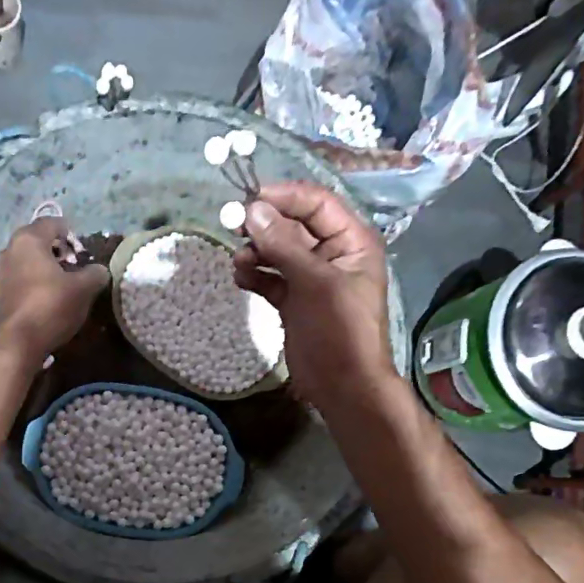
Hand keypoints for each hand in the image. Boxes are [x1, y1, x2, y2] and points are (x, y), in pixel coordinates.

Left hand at [0, 217, 108, 362]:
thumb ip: (95, 274)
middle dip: (57, 253)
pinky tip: (43, 303)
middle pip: (37, 242)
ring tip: (60, 289)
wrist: (15, 345)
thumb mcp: (83, 290)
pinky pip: (17, 282)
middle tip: (74, 271)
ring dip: (43, 270)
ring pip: (25, 262)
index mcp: (28, 240)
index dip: (71, 235)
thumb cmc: (50, 307)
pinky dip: (31, 285)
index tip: (83, 254)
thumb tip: (100, 271)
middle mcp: (8, 250)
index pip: (53, 223)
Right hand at [233, 182, 394, 408]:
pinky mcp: (293, 301)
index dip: (284, 197)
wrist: (343, 385)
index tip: (249, 200)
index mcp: (351, 241)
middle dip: (264, 225)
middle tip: (232, 227)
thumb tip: (252, 211)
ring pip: (277, 252)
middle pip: (293, 225)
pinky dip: (254, 276)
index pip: (316, 203)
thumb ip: (283, 246)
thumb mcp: (315, 283)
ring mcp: (310, 279)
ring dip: (256, 252)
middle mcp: (331, 254)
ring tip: (239, 262)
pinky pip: (270, 279)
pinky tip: (240, 278)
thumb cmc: (340, 329)